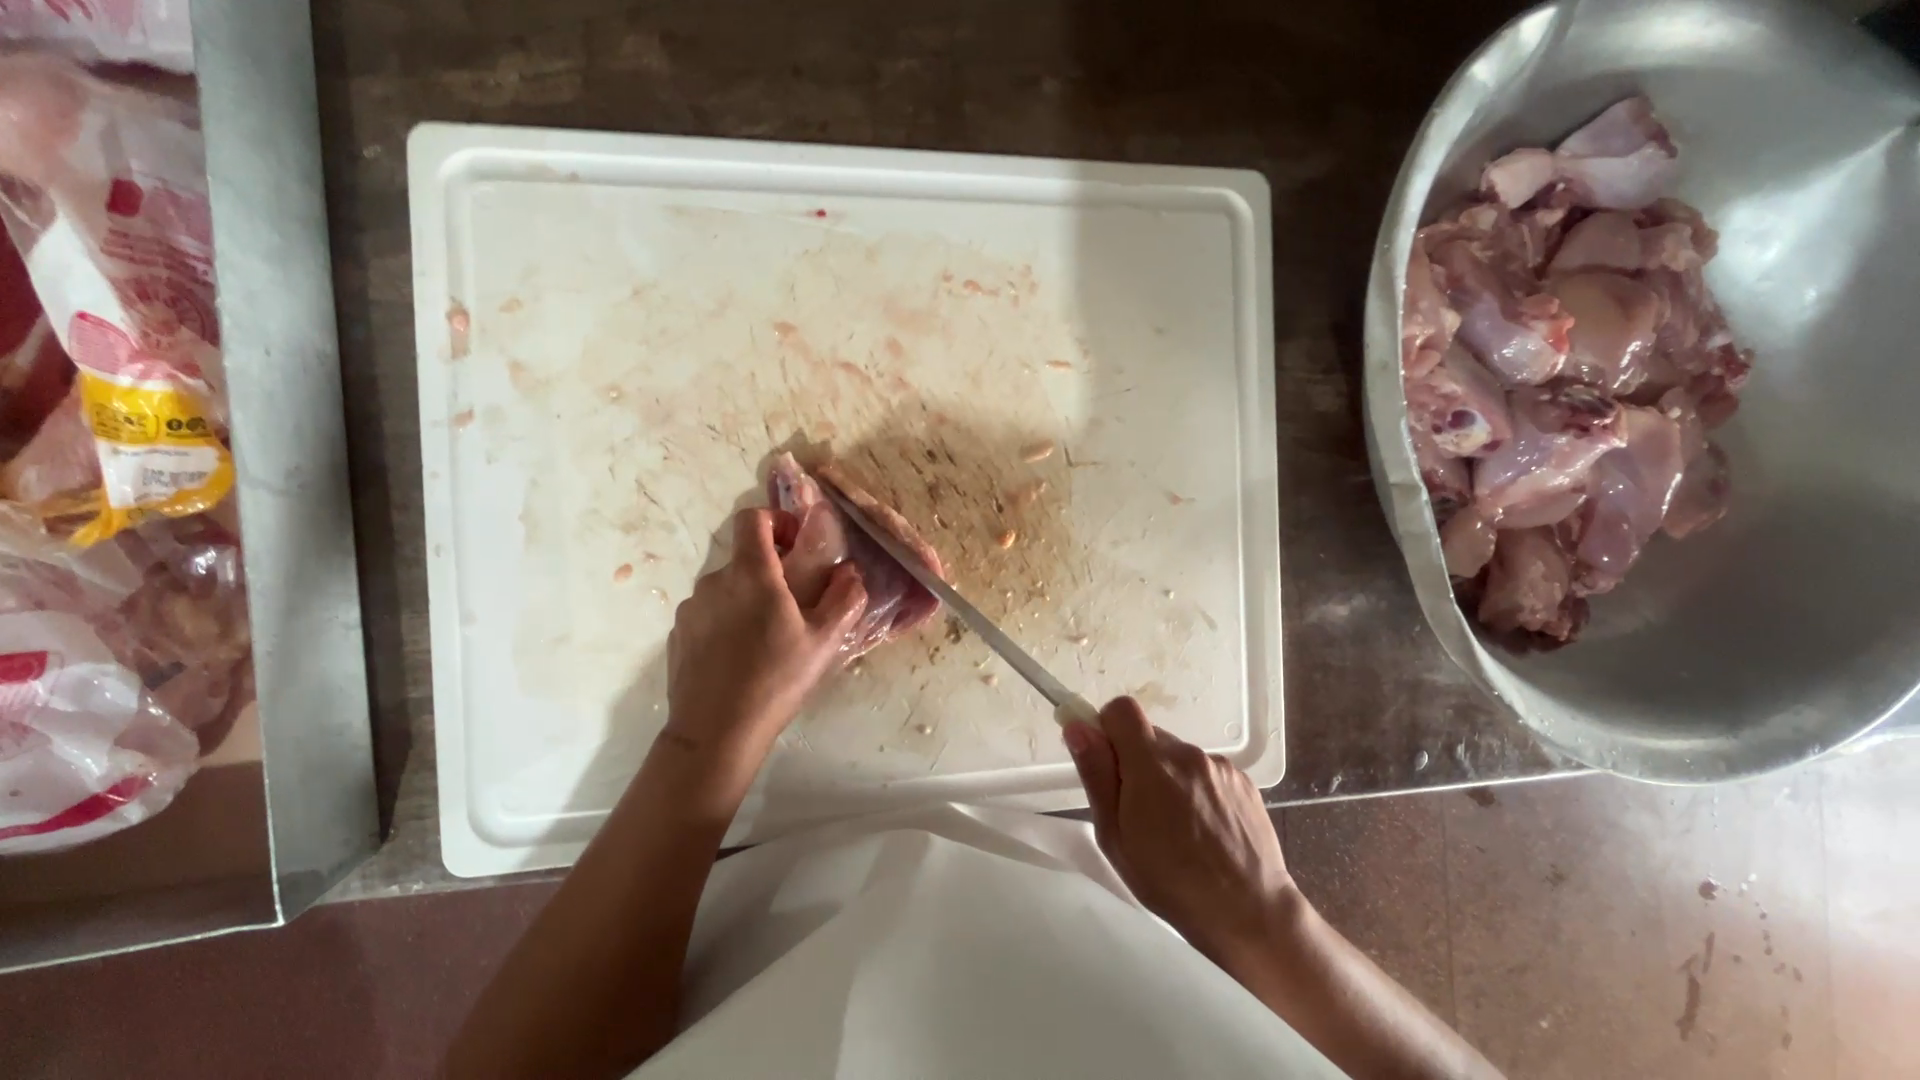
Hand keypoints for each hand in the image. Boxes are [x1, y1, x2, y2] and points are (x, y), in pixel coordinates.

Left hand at [665, 508, 866, 761]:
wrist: (716, 731)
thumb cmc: (776, 680)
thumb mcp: (824, 641)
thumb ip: (844, 599)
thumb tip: (849, 572)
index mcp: (751, 573)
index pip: (754, 518)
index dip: (776, 521)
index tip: (796, 546)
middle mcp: (715, 581)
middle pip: (744, 558)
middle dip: (770, 571)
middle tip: (794, 606)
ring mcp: (691, 608)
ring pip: (726, 588)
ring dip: (748, 599)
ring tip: (767, 639)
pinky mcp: (678, 634)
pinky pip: (708, 614)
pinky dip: (726, 623)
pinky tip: (740, 658)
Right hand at [1064, 697, 1295, 969]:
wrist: (1248, 911)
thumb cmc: (1170, 882)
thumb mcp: (1115, 836)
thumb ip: (1096, 775)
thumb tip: (1078, 727)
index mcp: (1151, 764)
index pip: (1121, 709)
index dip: (1107, 729)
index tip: (1106, 763)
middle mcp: (1188, 754)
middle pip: (1150, 736)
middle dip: (1137, 763)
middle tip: (1138, 812)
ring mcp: (1220, 767)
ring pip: (1179, 757)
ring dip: (1169, 779)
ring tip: (1176, 829)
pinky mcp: (1244, 782)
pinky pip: (1206, 773)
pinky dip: (1197, 791)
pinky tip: (1203, 831)